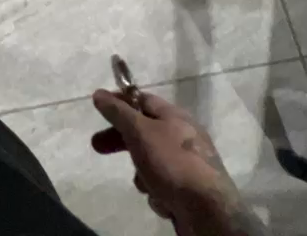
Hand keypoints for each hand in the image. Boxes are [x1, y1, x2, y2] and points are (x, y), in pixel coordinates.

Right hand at [92, 89, 262, 235]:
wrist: (208, 213)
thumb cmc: (172, 163)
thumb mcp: (139, 131)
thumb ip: (118, 112)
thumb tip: (99, 93)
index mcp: (175, 117)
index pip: (142, 99)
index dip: (120, 101)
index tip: (100, 108)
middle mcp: (184, 138)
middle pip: (143, 132)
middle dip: (121, 142)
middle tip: (97, 147)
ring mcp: (188, 165)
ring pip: (150, 161)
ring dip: (141, 172)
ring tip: (145, 183)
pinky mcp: (189, 190)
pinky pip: (162, 184)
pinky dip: (157, 190)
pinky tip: (161, 198)